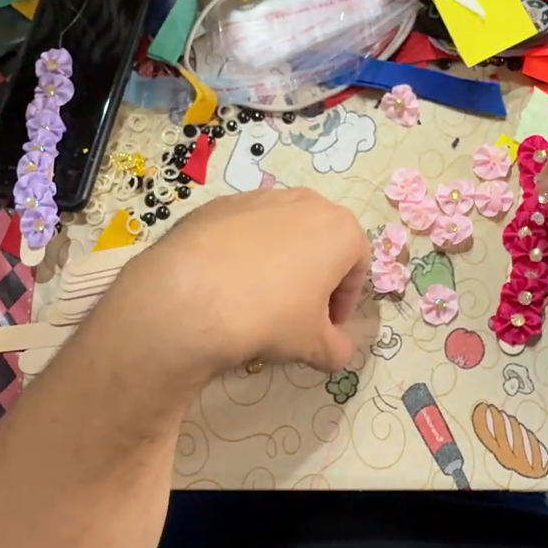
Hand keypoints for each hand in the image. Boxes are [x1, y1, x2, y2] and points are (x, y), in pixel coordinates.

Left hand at [98, 188, 370, 377]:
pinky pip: (241, 231)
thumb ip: (338, 349)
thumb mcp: (314, 346)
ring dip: (279, 263)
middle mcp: (304, 202)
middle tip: (296, 313)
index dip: (344, 301)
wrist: (190, 297)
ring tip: (256, 299)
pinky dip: (241, 254)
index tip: (327, 327)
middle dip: (315, 277)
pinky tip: (224, 284)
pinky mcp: (218, 204)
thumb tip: (338, 350)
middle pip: (320, 242)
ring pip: (280, 232)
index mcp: (339, 229)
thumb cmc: (270, 316)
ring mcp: (258, 197)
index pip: (357, 266)